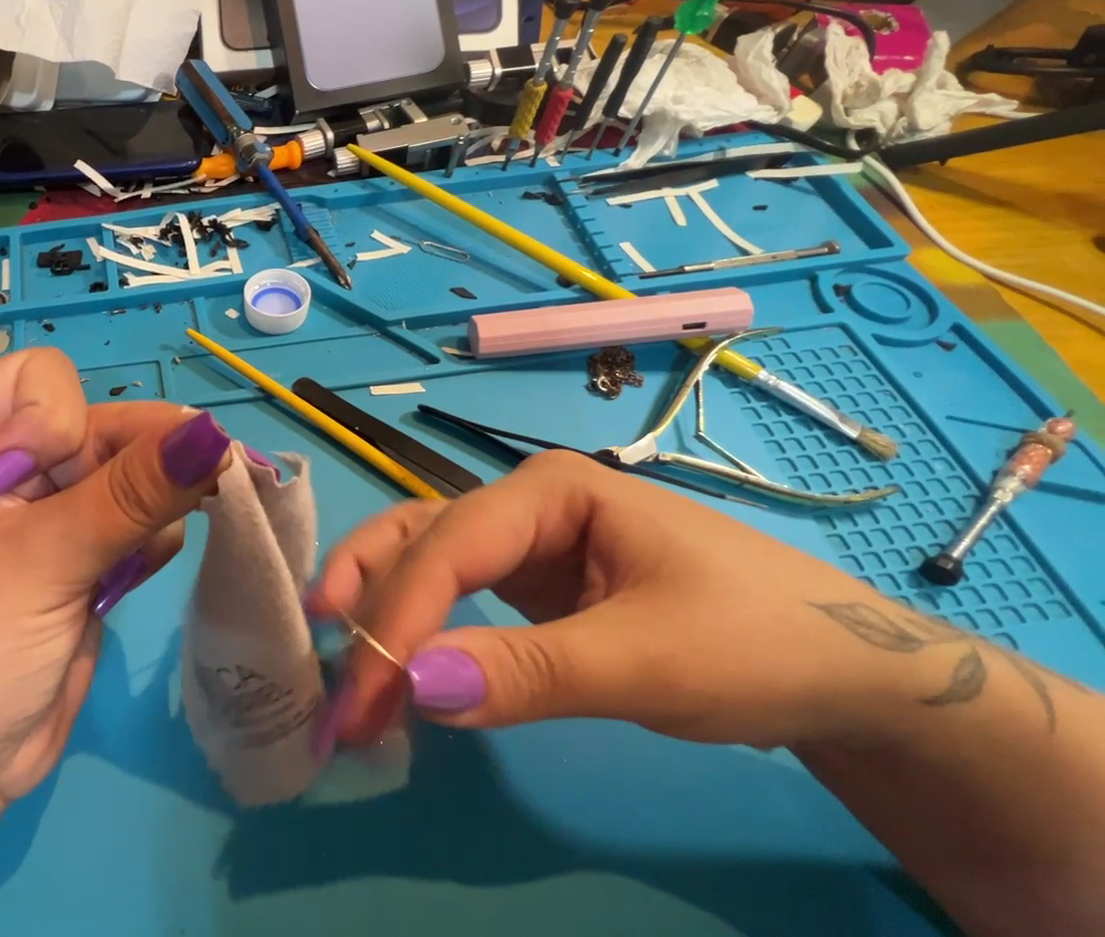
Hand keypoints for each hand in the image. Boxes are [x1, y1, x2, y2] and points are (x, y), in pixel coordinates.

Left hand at [0, 348, 232, 820]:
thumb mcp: (37, 565)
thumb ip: (127, 497)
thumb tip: (211, 432)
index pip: (31, 383)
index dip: (61, 418)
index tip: (63, 472)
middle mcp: (3, 479)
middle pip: (91, 428)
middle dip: (141, 451)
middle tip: (209, 474)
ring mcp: (45, 528)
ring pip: (122, 478)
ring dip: (158, 492)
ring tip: (178, 521)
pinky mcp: (79, 572)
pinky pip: (132, 527)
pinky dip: (152, 534)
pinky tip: (154, 557)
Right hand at [313, 450, 970, 751]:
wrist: (850, 673)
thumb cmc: (762, 642)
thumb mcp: (649, 661)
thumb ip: (528, 671)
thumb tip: (413, 689)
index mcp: (549, 491)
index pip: (446, 546)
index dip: (397, 616)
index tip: (365, 693)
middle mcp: (522, 506)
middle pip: (414, 541)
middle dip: (368, 608)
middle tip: (333, 686)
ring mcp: (523, 546)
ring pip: (420, 566)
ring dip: (378, 617)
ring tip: (345, 678)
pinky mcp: (530, 588)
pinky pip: (452, 602)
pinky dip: (415, 634)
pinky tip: (394, 671)